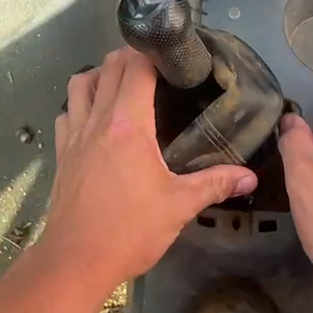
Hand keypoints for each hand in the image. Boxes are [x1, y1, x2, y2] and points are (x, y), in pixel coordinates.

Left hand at [39, 48, 257, 295]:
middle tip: (154, 62)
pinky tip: (93, 118)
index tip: (172, 53)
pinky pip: (67, 113)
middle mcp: (97, 120)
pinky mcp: (62, 153)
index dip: (153, 52)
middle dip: (129, 56)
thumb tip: (250, 177)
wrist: (76, 260)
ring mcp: (74, 135)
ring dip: (99, 74)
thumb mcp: (179, 206)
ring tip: (120, 82)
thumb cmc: (130, 230)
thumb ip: (215, 184)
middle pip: (108, 68)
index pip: (137, 68)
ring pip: (79, 84)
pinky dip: (79, 104)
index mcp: (128, 124)